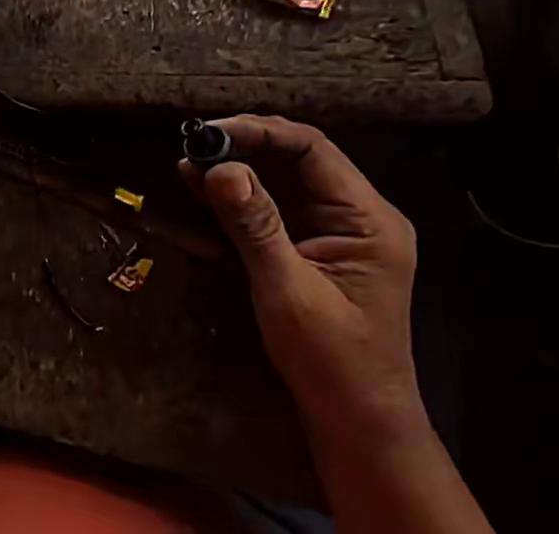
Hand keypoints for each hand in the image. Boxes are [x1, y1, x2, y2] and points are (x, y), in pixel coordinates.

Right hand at [179, 115, 422, 430]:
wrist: (357, 426)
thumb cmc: (332, 363)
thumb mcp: (288, 291)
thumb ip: (255, 225)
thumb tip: (218, 168)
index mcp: (368, 218)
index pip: (313, 149)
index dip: (261, 132)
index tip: (212, 132)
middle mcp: (355, 213)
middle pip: (297, 158)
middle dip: (245, 146)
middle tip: (194, 143)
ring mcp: (333, 229)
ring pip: (281, 179)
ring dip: (237, 168)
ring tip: (190, 158)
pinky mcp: (310, 244)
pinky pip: (272, 207)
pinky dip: (238, 196)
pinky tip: (200, 185)